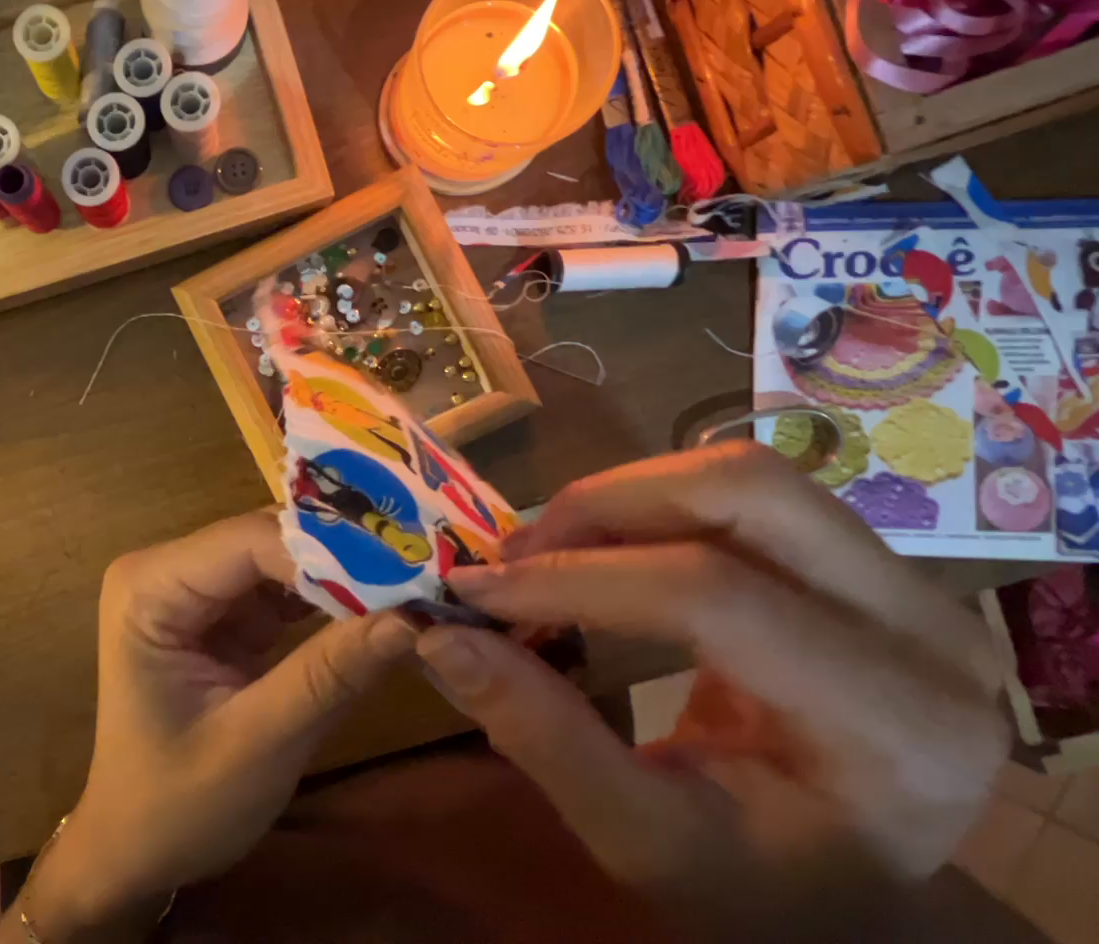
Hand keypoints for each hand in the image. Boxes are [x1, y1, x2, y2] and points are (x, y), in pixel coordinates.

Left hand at [6, 510, 417, 941]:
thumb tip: (415, 618)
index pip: (248, 540)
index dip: (330, 550)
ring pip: (283, 558)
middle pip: (267, 540)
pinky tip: (387, 607)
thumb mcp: (258, 745)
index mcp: (148, 588)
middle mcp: (166, 571)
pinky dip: (333, 601)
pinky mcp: (223, 614)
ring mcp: (195, 590)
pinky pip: (286, 590)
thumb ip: (329, 675)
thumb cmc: (176, 806)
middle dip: (345, 557)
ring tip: (422, 583)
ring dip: (347, 575)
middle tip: (431, 571)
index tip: (412, 568)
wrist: (135, 849)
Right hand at [417, 443, 1007, 939]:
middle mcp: (926, 630)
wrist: (846, 891)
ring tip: (548, 550)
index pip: (714, 597)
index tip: (474, 590)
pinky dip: (647, 507)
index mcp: (891, 723)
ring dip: (621, 497)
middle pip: (746, 492)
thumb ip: (542, 735)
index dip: (574, 580)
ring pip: (742, 475)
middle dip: (602, 505)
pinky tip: (599, 552)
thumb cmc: (750, 884)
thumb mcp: (636, 835)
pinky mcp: (868, 566)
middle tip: (516, 554)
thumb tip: (440, 635)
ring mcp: (908, 586)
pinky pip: (744, 496)